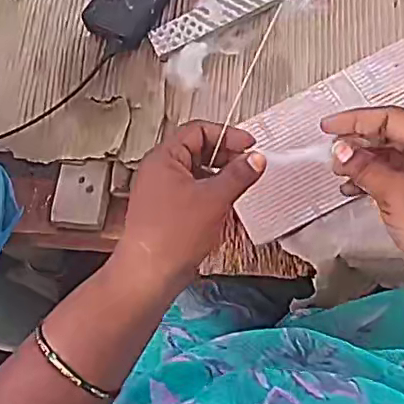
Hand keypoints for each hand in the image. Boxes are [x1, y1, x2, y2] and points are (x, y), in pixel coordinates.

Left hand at [113, 122, 265, 289]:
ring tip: (239, 186)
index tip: (248, 145)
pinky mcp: (166, 212)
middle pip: (197, 150)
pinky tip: (225, 206)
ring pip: (196, 173)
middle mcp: (158, 172)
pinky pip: (192, 193)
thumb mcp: (214, 199)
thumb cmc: (168, 237)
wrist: (149, 273)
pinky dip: (210, 194)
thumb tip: (254, 160)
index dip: (226, 134)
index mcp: (163, 158)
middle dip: (225, 156)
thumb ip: (238, 175)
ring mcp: (161, 192)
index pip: (197, 130)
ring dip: (220, 176)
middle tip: (248, 165)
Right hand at [322, 107, 403, 290]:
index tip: (332, 126)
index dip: (357, 120)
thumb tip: (344, 150)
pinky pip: (396, 178)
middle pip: (394, 136)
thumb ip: (365, 168)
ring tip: (342, 170)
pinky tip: (357, 187)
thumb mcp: (396, 194)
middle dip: (360, 142)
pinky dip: (373, 179)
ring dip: (364, 162)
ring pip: (393, 158)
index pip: (394, 119)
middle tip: (335, 149)